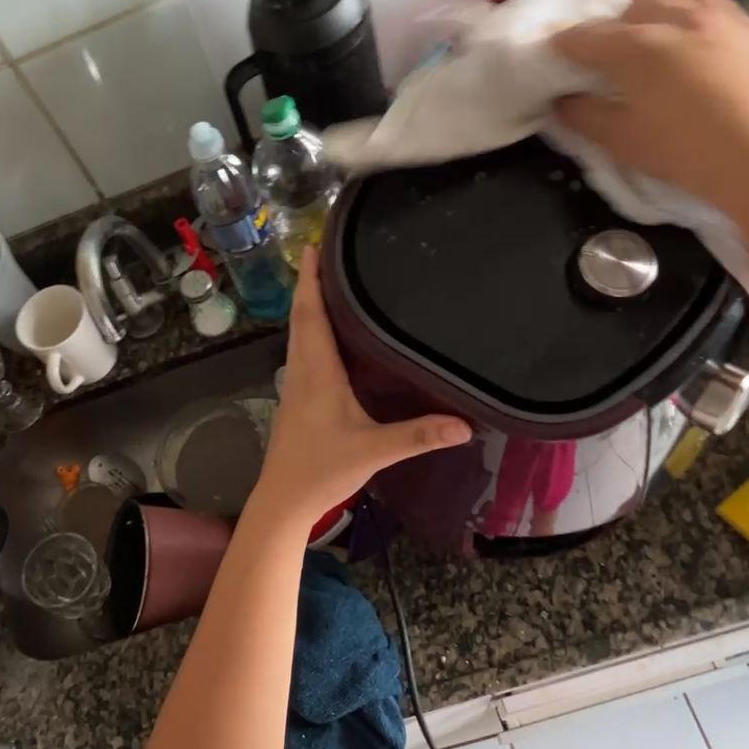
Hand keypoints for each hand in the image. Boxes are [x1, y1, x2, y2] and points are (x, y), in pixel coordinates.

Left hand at [252, 250, 471, 520]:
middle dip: (311, 284)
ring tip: (331, 283)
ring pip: (301, 337)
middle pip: (302, 319)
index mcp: (317, 373)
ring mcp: (297, 388)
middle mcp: (302, 373)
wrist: (283, 501)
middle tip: (326, 253)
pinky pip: (305, 354)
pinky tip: (331, 337)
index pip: (311, 316)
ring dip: (310, 308)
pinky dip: (313, 333)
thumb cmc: (321, 470)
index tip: (313, 247)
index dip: (311, 281)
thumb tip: (465, 424)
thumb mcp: (373, 451)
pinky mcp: (298, 402)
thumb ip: (417, 436)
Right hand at [551, 0, 748, 212]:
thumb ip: (585, 117)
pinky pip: (718, 15)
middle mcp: (680, 19)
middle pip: (637, 3)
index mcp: (639, 46)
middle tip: (608, 57)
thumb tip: (563, 102)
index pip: (589, 35)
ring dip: (660, 18)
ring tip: (656, 50)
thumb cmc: (684, 153)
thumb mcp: (622, 142)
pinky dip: (698, 28)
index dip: (566, 44)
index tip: (555, 56)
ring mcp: (724, 20)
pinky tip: (698, 58)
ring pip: (681, 0)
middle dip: (617, 24)